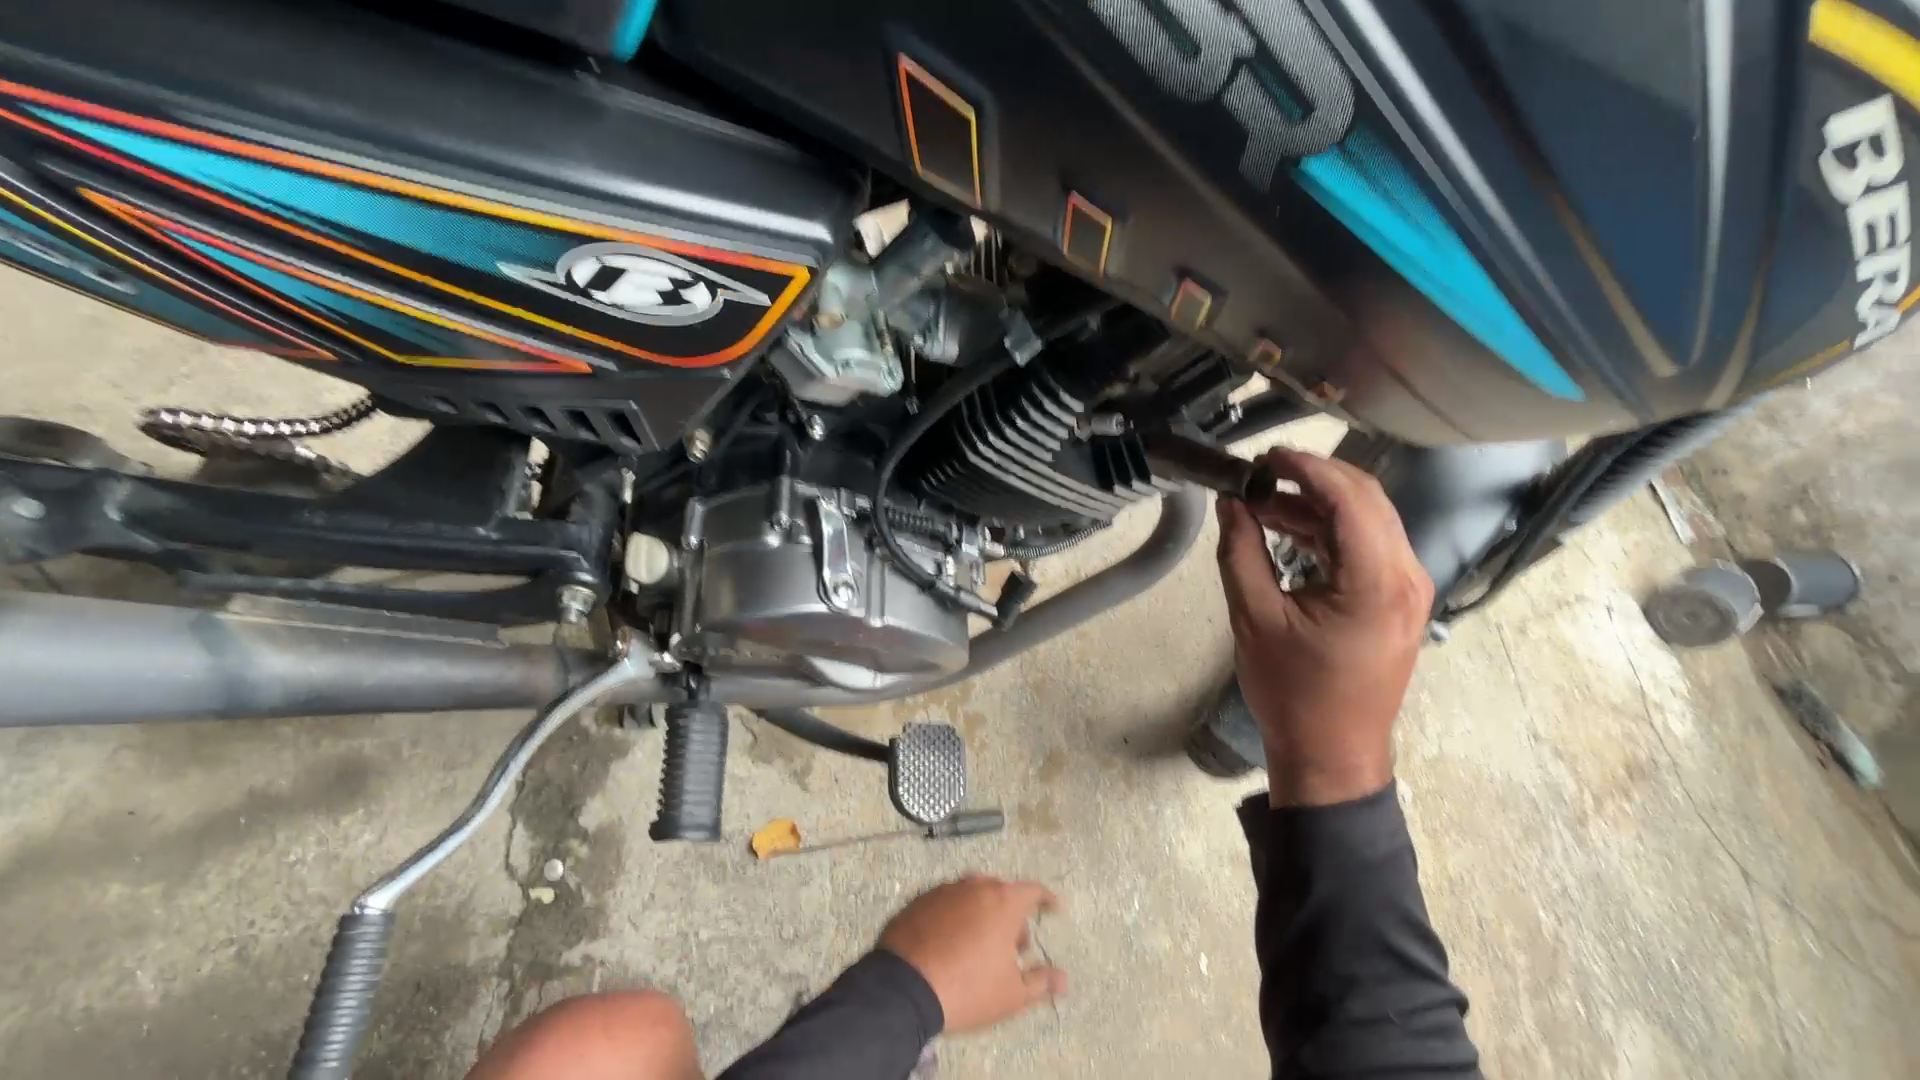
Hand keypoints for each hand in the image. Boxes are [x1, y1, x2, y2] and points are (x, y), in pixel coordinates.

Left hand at [878, 875, 1066, 1033]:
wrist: (904, 988)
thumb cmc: (968, 988)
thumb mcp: (1012, 994)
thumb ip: (1041, 982)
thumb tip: (1064, 979)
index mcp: (1002, 902)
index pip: (1033, 891)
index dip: (1046, 899)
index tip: (1054, 909)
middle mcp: (974, 886)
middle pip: (1001, 893)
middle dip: (1011, 916)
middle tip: (1013, 947)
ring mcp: (942, 891)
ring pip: (971, 896)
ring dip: (981, 914)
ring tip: (980, 946)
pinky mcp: (917, 902)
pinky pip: (945, 904)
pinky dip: (954, 917)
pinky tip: (950, 943)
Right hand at [1215, 447, 1433, 806]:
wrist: (1333, 753)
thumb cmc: (1292, 691)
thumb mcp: (1254, 619)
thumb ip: (1240, 552)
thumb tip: (1229, 503)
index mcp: (1376, 581)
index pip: (1349, 498)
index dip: (1306, 468)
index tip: (1264, 457)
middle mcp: (1406, 576)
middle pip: (1366, 500)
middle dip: (1312, 479)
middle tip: (1259, 476)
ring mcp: (1408, 588)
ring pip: (1368, 520)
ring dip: (1317, 506)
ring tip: (1261, 505)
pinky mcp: (1398, 600)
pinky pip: (1367, 547)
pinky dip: (1328, 531)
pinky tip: (1287, 531)